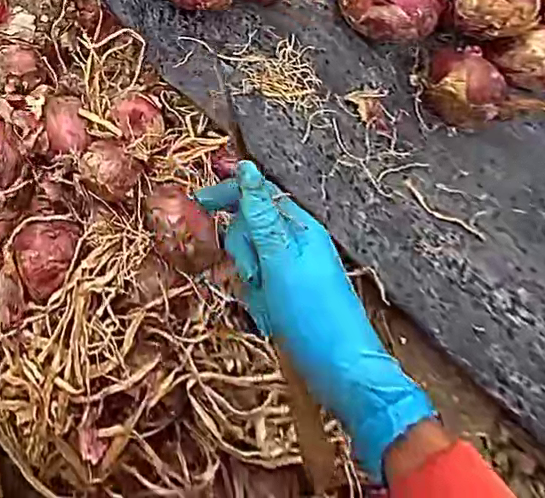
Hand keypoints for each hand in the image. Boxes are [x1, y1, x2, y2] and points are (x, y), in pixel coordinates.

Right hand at [198, 161, 433, 479]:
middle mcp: (295, 241)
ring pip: (249, 256)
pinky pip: (257, 283)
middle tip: (252, 276)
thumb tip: (246, 166)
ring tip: (263, 301)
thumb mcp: (280, 260)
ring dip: (247, 277)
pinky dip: (255, 297)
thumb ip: (260, 214)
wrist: (346, 377)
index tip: (198, 205)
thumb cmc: (314, 315)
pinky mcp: (287, 293)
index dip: (226, 195)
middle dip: (241, 249)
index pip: (256, 192)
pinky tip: (266, 315)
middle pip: (248, 225)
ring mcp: (291, 269)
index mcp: (298, 225)